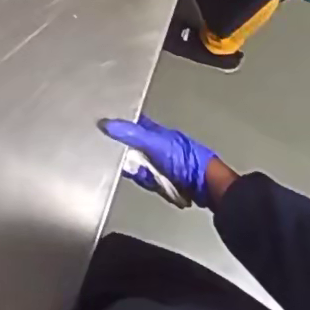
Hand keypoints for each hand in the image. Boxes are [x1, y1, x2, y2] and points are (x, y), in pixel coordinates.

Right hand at [99, 114, 235, 206]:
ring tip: (148, 176)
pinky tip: (153, 184)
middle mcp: (156, 144)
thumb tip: (103, 123)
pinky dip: (146, 182)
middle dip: (126, 155)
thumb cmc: (184, 160)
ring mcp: (160, 162)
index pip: (130, 123)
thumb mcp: (154, 143)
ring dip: (138, 172)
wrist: (207, 187)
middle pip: (129, 146)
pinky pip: (145, 178)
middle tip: (126, 162)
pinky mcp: (162, 178)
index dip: (117, 125)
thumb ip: (130, 133)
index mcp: (155, 130)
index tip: (102, 130)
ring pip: (136, 165)